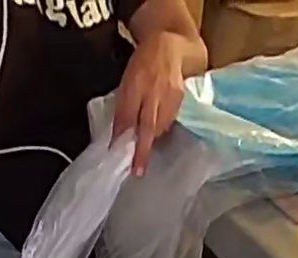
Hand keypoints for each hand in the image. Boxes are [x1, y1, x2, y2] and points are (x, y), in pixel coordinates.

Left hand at [111, 33, 195, 175]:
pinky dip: (161, 131)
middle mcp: (152, 89)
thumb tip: (117, 140)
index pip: (127, 115)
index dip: (123, 135)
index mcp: (134, 83)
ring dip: (151, 142)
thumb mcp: (126, 84)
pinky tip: (157, 133)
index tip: (117, 154)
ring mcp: (169, 94)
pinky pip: (168, 122)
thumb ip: (122, 111)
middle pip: (147, 126)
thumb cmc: (143, 68)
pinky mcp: (180, 99)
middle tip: (138, 171)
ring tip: (144, 153)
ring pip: (159, 127)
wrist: (170, 46)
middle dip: (142, 150)